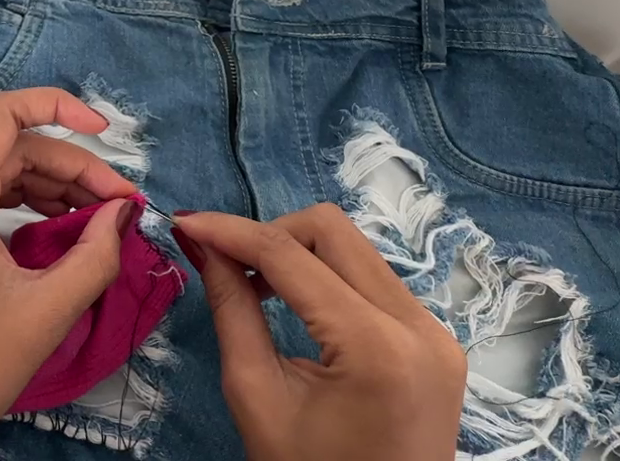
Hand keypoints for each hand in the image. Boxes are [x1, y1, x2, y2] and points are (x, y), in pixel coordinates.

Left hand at [0, 88, 139, 460]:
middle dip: (73, 168)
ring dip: (52, 185)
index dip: (57, 106)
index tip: (105, 131)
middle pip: (12, 148)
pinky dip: (25, 201)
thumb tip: (122, 211)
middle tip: (123, 202)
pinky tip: (61, 223)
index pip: (4, 114)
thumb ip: (95, 253)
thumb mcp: (46, 310)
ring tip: (100, 215)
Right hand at [172, 205, 465, 460]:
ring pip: (351, 245)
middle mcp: (418, 327)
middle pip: (330, 229)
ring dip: (296, 250)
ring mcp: (434, 332)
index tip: (185, 224)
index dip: (229, 230)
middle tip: (226, 262)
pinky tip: (294, 300)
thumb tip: (200, 241)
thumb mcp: (255, 394)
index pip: (288, 254)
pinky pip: (369, 274)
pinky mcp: (434, 339)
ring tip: (256, 284)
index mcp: (375, 347)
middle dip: (268, 234)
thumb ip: (230, 306)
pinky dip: (323, 272)